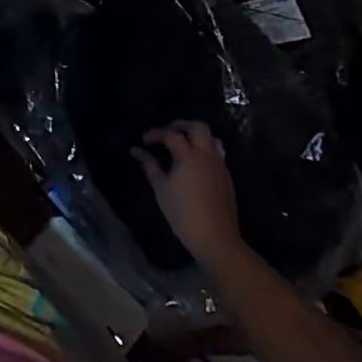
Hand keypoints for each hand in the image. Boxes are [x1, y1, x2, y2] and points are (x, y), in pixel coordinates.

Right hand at [132, 120, 242, 266]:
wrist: (215, 236)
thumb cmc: (182, 212)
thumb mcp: (160, 187)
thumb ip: (149, 165)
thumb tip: (136, 150)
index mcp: (190, 157)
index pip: (172, 135)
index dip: (156, 133)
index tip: (143, 140)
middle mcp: (208, 156)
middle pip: (199, 128)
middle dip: (180, 125)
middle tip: (164, 132)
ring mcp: (220, 166)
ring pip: (213, 139)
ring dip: (196, 136)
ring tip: (180, 144)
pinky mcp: (226, 176)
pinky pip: (217, 153)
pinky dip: (204, 148)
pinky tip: (191, 161)